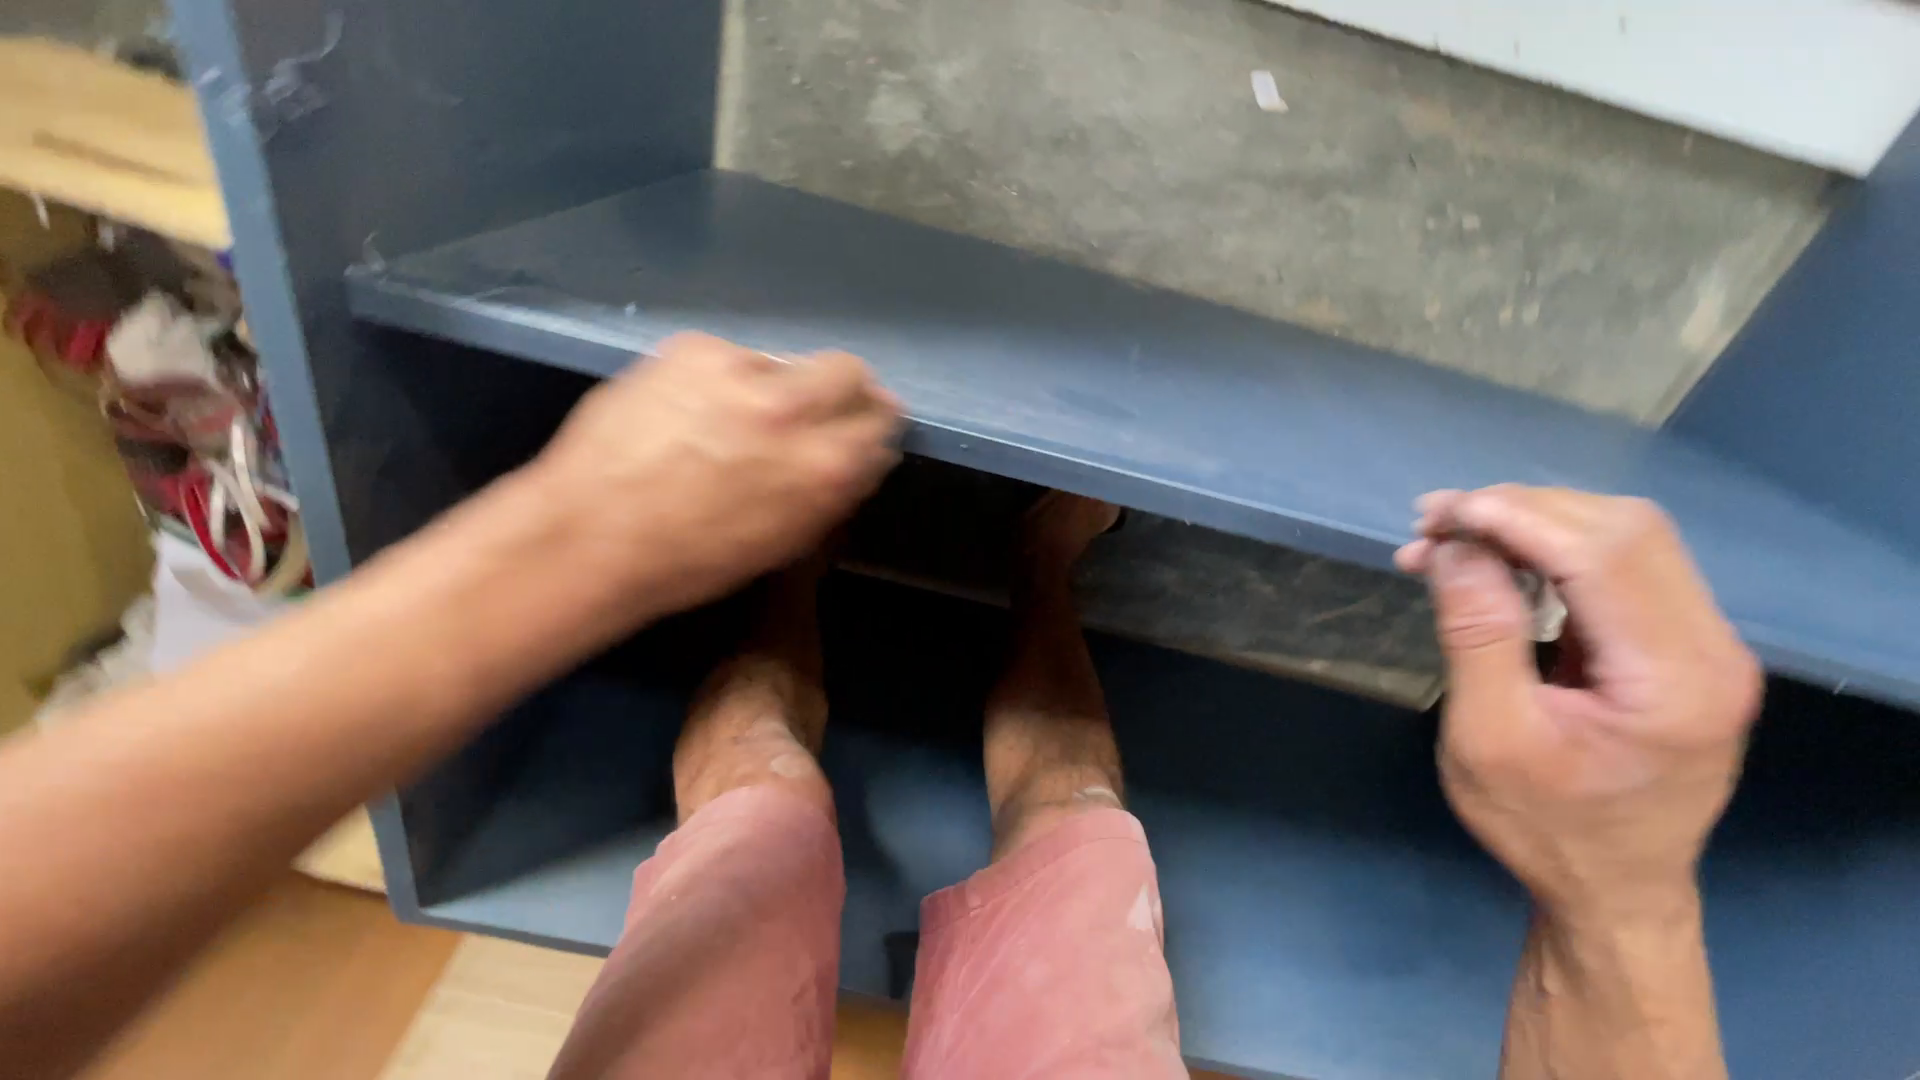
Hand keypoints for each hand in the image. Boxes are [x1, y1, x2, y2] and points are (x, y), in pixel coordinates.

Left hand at [529, 333, 901, 614]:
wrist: (590, 534)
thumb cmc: (693, 561)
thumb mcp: (784, 541)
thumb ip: (833, 494)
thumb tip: (860, 460)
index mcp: (823, 465)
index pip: (881, 423)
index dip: (873, 430)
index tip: (861, 437)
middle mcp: (791, 406)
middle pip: (850, 371)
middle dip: (846, 391)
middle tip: (822, 412)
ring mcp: (739, 369)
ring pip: (788, 361)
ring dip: (781, 387)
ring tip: (743, 417)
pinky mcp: (692, 348)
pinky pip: (733, 356)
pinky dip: (729, 380)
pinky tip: (699, 408)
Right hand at [1397, 485, 1761, 923]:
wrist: (1609, 888)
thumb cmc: (1542, 824)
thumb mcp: (1488, 736)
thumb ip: (1477, 635)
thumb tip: (1454, 548)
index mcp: (1673, 679)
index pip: (1603, 555)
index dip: (1517, 518)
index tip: (1439, 514)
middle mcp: (1708, 648)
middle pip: (1623, 531)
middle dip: (1519, 511)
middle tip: (1431, 523)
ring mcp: (1700, 644)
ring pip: (1621, 538)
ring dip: (1530, 524)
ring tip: (1446, 539)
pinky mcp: (1674, 646)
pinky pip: (1614, 569)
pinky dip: (1546, 551)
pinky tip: (1490, 562)